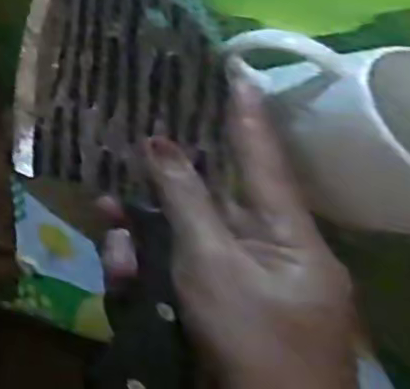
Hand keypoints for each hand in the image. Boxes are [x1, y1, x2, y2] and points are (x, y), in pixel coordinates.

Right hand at [102, 76, 358, 388]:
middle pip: (201, 197)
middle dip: (155, 189)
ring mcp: (237, 274)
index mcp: (292, 241)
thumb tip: (156, 140)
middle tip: (120, 176)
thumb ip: (183, 198)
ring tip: (117, 251)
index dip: (248, 118)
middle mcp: (267, 250)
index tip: (236, 73)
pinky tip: (124, 277)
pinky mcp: (209, 293)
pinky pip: (164, 258)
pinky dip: (138, 263)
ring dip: (136, 233)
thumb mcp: (213, 264)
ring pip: (171, 226)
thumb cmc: (254, 335)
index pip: (265, 164)